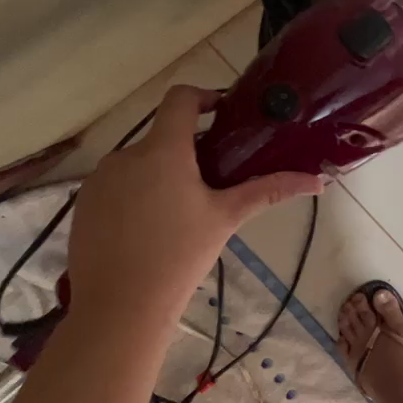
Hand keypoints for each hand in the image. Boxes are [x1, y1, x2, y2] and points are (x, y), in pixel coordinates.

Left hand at [67, 86, 322, 318]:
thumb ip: (270, 190)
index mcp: (163, 151)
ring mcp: (99, 180)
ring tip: (185, 208)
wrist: (119, 306)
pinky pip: (118, 184)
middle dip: (191, 149)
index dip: (205, 96)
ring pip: (141, 161)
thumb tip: (318, 181)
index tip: (225, 112)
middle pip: (164, 135)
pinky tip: (153, 227)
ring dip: (164, 172)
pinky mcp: (84, 204)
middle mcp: (125, 155)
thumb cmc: (180, 255)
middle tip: (218, 177)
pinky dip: (139, 192)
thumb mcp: (228, 218)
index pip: (180, 99)